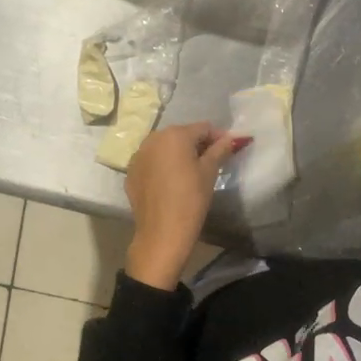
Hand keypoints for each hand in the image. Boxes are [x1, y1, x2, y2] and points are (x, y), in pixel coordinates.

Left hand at [123, 122, 243, 290]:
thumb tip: (230, 138)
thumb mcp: (209, 172)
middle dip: (197, 144)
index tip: (228, 149)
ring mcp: (138, 155)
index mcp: (174, 135)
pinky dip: (162, 166)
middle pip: (181, 135)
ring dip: (178, 154)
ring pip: (164, 147)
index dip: (218, 137)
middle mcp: (153, 139)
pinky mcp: (131, 172)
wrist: (162, 233)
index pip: (203, 128)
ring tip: (190, 172)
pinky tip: (171, 182)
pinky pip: (151, 162)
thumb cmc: (191, 199)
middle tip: (211, 161)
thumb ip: (220, 150)